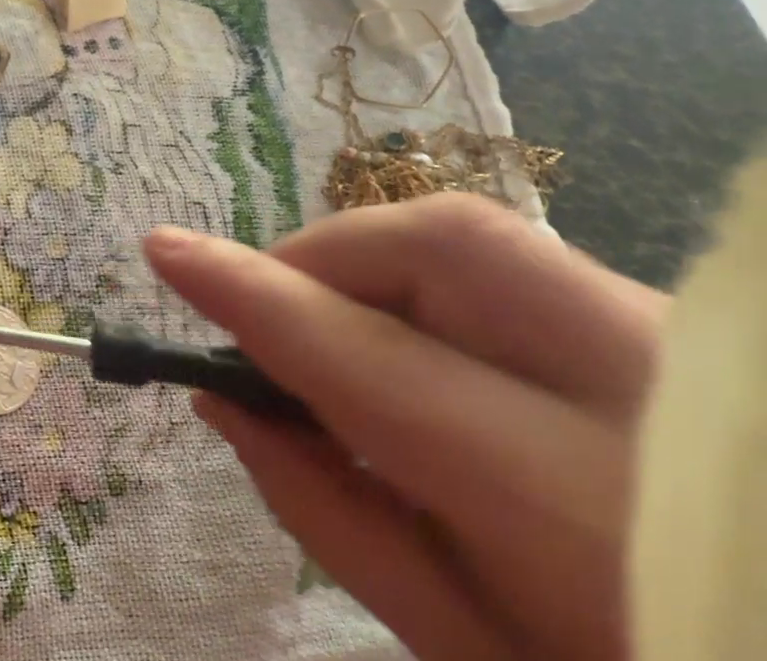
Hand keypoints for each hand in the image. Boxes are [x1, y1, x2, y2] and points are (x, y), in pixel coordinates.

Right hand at [143, 195, 663, 660]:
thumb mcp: (456, 642)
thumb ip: (323, 507)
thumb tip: (218, 396)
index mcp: (573, 512)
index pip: (363, 356)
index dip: (249, 293)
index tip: (163, 251)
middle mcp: (651, 399)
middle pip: (442, 243)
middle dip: (321, 254)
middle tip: (270, 315)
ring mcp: (690, 353)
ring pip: (488, 239)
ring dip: (375, 270)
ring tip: (344, 346)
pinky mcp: (695, 335)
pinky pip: (528, 269)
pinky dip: (441, 291)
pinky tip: (433, 361)